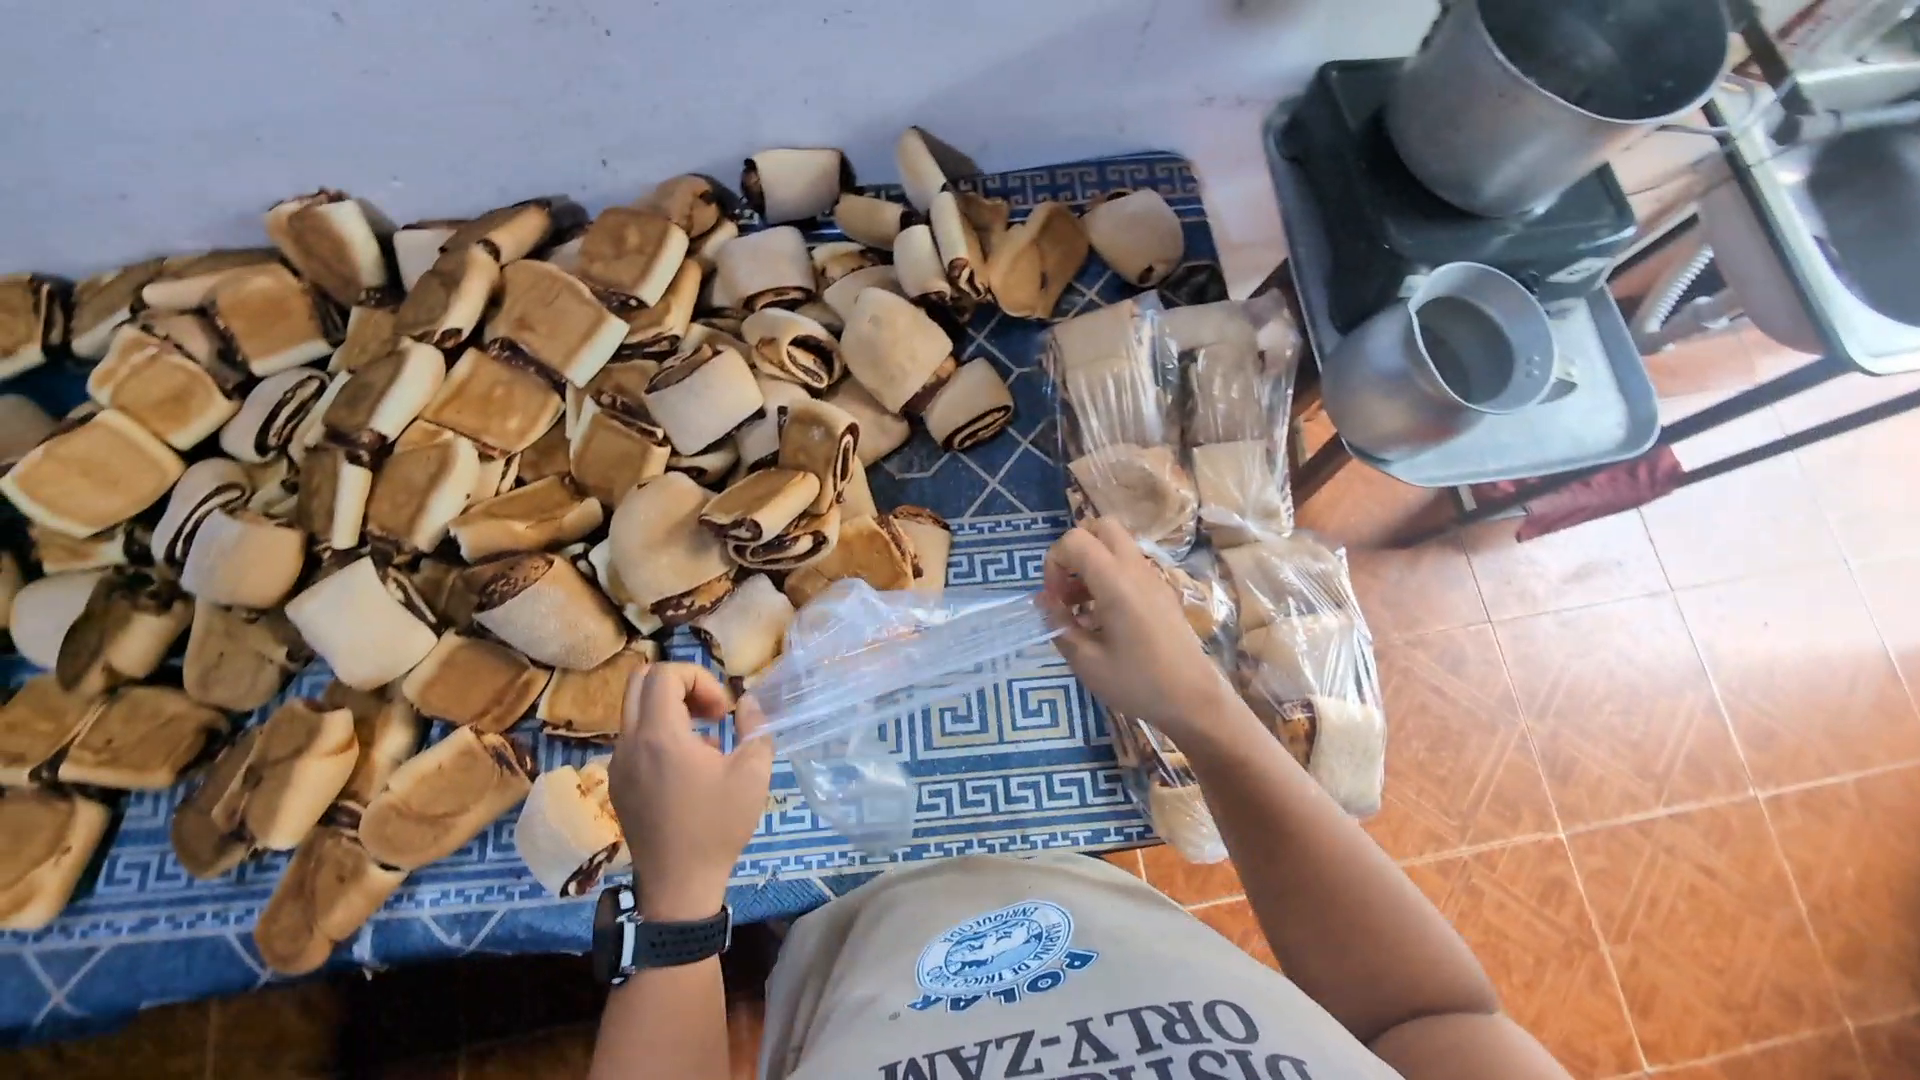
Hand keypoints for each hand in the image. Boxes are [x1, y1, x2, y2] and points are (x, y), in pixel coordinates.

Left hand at [609, 663, 772, 921]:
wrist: (679, 884)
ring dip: (670, 710)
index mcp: (660, 736)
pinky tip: (688, 769)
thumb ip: (755, 728)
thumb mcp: (753, 774)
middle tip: (710, 712)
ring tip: (705, 743)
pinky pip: (634, 738)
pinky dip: (660, 734)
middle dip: (680, 685)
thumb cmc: (718, 827)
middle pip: (640, 681)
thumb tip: (748, 703)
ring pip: (636, 710)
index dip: (699, 678)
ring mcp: (618, 764)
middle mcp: (630, 743)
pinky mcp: (618, 783)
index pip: (664, 674)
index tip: (722, 711)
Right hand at [1042, 520, 1239, 741]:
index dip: (1054, 563)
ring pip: (1116, 545)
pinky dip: (1109, 576)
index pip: (1074, 540)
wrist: (1194, 700)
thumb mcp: (1086, 662)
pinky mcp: (1162, 592)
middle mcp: (1136, 569)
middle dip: (1074, 551)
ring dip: (1091, 564)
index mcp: (1115, 582)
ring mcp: (1153, 578)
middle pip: (1100, 527)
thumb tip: (1044, 602)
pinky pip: (1130, 565)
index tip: (1054, 600)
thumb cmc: (1138, 683)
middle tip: (1067, 589)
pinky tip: (1104, 617)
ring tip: (1081, 608)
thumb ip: (1059, 625)